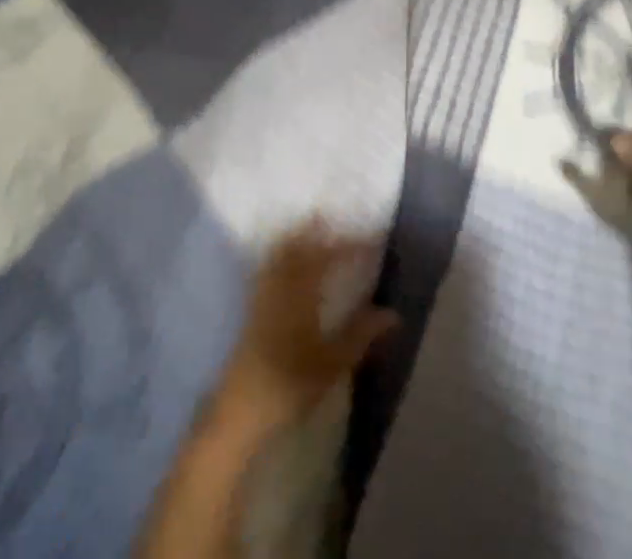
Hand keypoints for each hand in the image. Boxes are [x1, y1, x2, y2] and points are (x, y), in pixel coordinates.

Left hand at [216, 220, 397, 435]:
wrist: (239, 412)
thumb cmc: (289, 387)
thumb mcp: (332, 364)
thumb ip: (361, 334)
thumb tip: (392, 313)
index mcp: (298, 295)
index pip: (326, 257)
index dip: (350, 245)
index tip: (373, 240)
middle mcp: (277, 288)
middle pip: (295, 245)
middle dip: (318, 228)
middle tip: (341, 219)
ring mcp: (260, 296)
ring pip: (278, 253)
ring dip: (298, 237)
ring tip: (318, 230)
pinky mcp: (251, 309)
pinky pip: (268, 267)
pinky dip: (283, 254)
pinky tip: (292, 262)